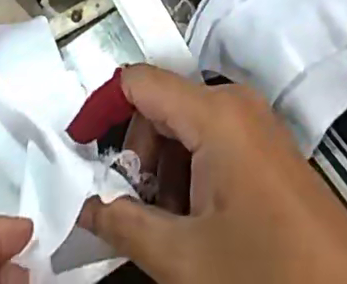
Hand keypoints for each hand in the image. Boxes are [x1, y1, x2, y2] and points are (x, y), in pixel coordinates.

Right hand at [79, 66, 346, 283]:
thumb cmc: (269, 275)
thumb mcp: (184, 259)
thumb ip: (122, 223)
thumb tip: (82, 205)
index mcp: (214, 114)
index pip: (137, 82)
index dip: (101, 109)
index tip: (77, 148)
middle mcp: (233, 103)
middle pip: (158, 104)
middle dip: (136, 154)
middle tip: (129, 208)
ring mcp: (253, 123)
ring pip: (182, 126)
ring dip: (161, 170)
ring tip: (164, 227)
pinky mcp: (264, 145)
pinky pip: (209, 141)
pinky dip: (188, 174)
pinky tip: (193, 224)